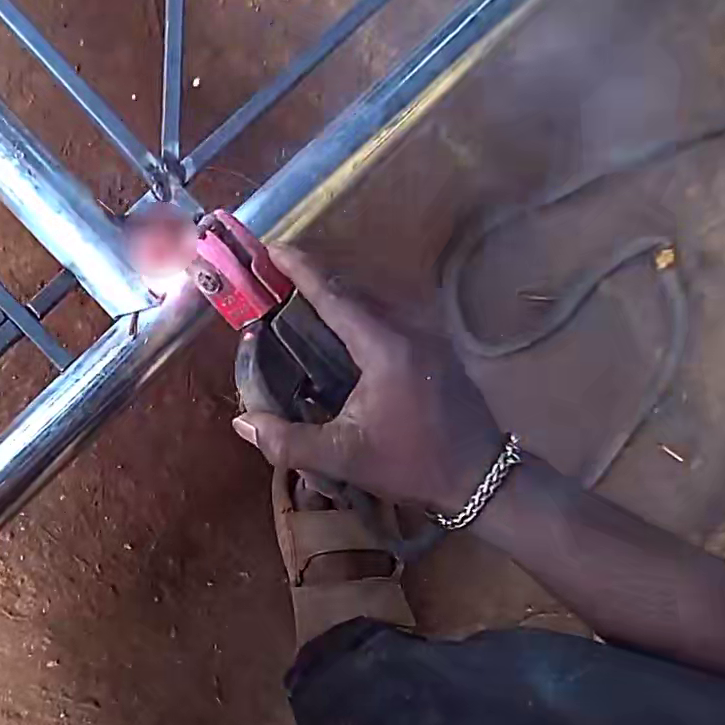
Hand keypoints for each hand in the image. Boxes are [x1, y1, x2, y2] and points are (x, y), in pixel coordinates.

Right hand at [232, 246, 504, 513]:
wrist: (481, 477)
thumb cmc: (413, 465)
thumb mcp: (345, 458)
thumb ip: (289, 441)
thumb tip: (242, 423)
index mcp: (384, 348)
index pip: (335, 297)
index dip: (301, 269)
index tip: (272, 248)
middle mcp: (408, 330)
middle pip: (354, 292)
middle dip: (313, 279)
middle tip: (276, 277)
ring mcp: (428, 337)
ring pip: (374, 303)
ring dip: (337, 296)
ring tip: (301, 299)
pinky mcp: (436, 349)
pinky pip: (389, 317)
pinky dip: (358, 313)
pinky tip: (343, 331)